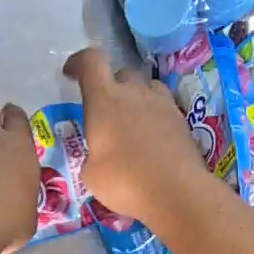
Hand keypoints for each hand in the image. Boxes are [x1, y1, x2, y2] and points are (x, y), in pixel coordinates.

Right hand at [63, 48, 218, 225]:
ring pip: (147, 87)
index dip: (79, 62)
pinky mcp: (181, 120)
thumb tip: (97, 157)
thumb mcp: (91, 175)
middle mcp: (134, 92)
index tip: (72, 73)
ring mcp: (162, 103)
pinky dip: (155, 117)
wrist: (177, 192)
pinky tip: (153, 140)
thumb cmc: (125, 182)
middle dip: (112, 87)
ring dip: (137, 98)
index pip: (91, 62)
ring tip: (133, 122)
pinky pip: (164, 108)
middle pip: (122, 73)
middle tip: (107, 113)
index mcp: (104, 100)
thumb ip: (91, 156)